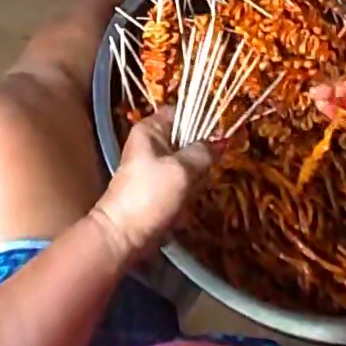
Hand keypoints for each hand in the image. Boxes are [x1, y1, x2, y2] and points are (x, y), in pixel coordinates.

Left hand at [89, 107, 217, 261]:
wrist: (124, 233)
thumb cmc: (150, 194)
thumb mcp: (181, 170)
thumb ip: (202, 153)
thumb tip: (221, 140)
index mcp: (149, 129)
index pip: (179, 112)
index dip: (200, 119)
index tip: (221, 133)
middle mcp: (150, 143)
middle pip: (186, 139)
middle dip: (199, 156)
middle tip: (203, 172)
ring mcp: (153, 165)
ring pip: (187, 164)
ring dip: (194, 179)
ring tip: (189, 193)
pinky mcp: (158, 187)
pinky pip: (181, 183)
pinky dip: (187, 193)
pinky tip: (185, 205)